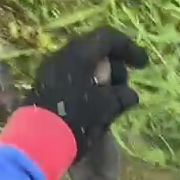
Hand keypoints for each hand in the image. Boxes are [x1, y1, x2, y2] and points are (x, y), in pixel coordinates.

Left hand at [24, 27, 145, 159]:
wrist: (37, 142)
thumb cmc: (77, 118)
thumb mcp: (106, 107)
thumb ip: (121, 96)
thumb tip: (130, 95)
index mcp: (80, 53)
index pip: (108, 37)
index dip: (129, 48)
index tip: (142, 65)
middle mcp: (63, 55)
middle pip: (95, 49)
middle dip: (113, 66)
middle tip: (122, 86)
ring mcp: (50, 69)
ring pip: (82, 64)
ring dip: (99, 77)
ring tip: (109, 99)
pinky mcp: (43, 85)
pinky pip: (71, 76)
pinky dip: (86, 84)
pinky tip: (92, 104)